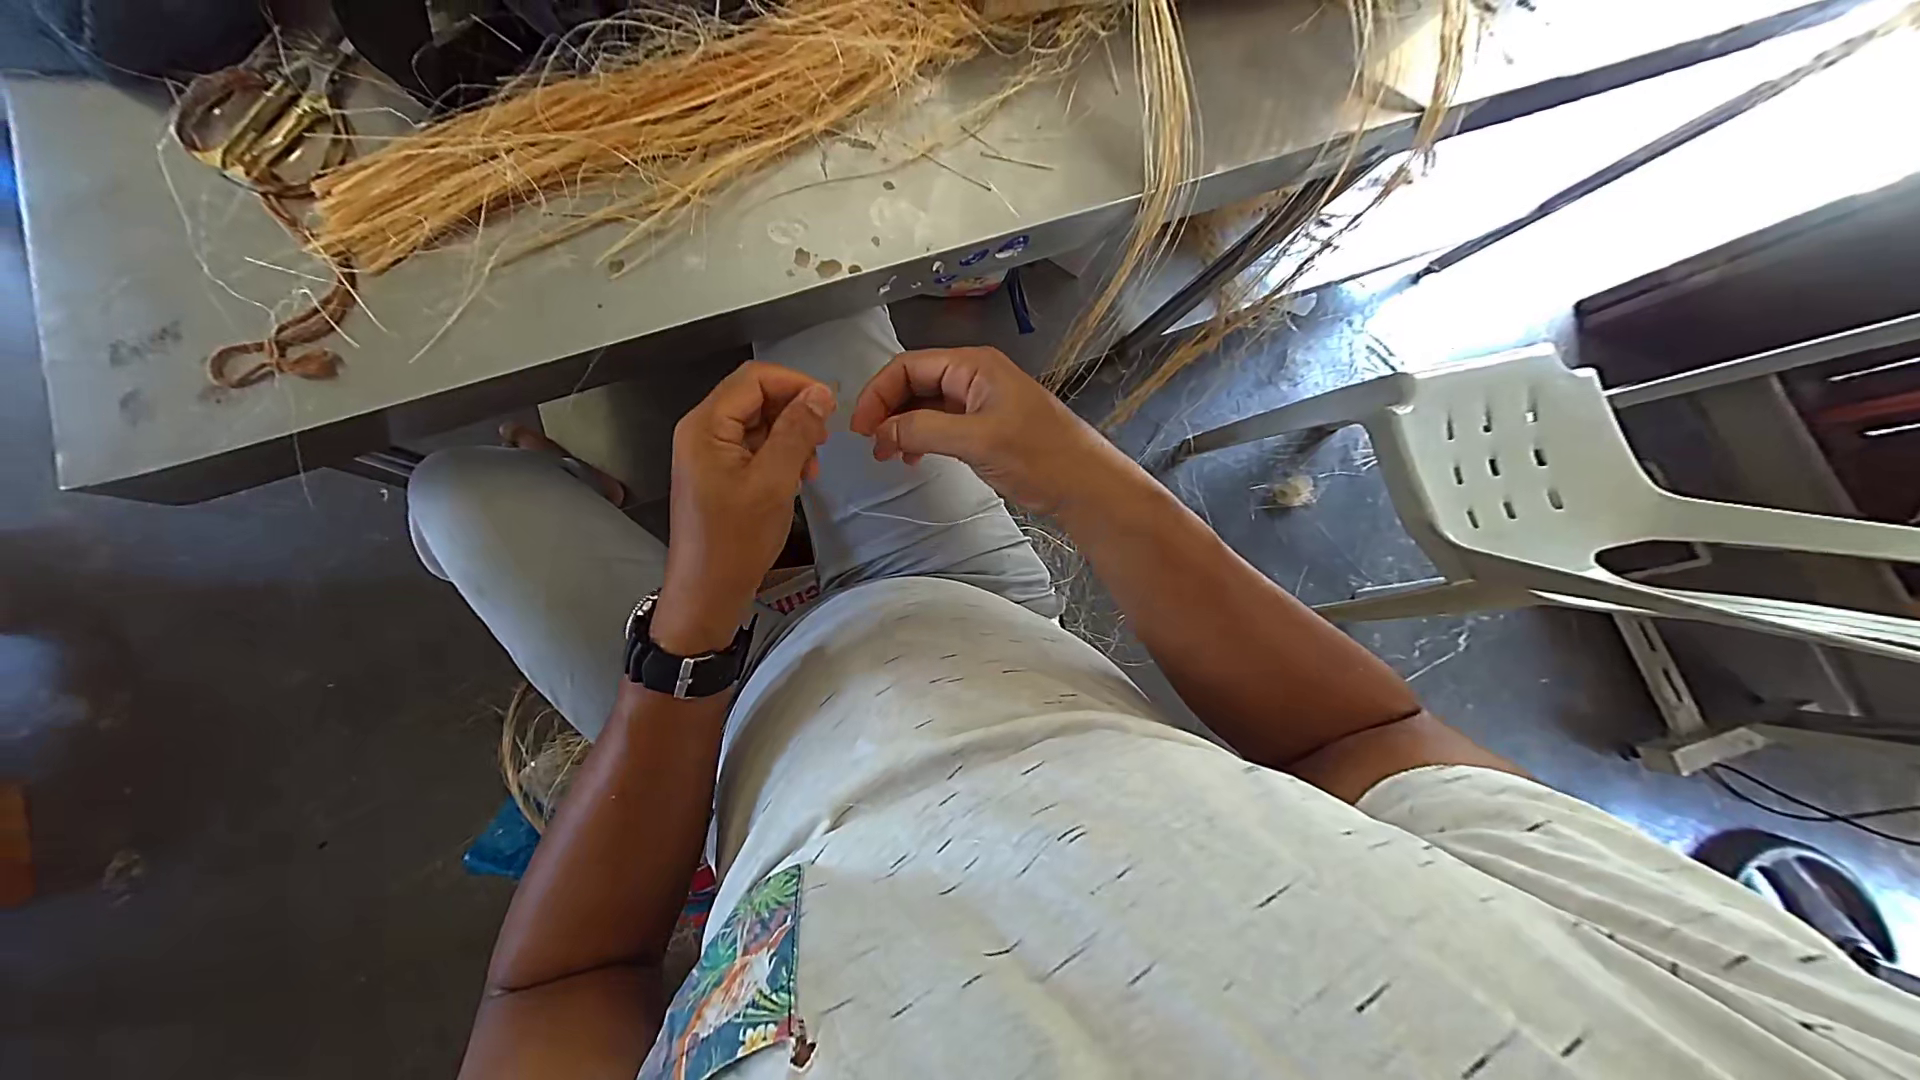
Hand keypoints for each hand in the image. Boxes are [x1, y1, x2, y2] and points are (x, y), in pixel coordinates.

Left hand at [653, 362, 833, 653]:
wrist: (708, 590)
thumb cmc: (735, 541)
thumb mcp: (773, 482)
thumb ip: (797, 432)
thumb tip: (819, 395)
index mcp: (706, 426)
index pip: (755, 379)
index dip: (796, 384)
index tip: (830, 405)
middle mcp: (703, 432)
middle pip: (756, 397)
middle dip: (795, 412)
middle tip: (823, 439)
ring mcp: (711, 453)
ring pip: (759, 423)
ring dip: (792, 436)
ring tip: (811, 465)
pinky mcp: (721, 472)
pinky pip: (755, 447)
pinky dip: (781, 455)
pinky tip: (797, 477)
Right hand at [848, 346, 1119, 513]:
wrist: (1085, 485)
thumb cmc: (1041, 456)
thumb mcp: (978, 441)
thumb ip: (924, 431)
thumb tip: (880, 431)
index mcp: (973, 366)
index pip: (908, 366)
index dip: (878, 394)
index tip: (860, 428)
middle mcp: (974, 376)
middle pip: (914, 383)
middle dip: (887, 410)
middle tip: (871, 445)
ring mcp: (980, 402)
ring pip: (926, 405)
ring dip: (902, 426)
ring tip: (888, 455)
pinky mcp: (986, 426)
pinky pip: (942, 424)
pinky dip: (922, 438)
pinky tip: (913, 457)